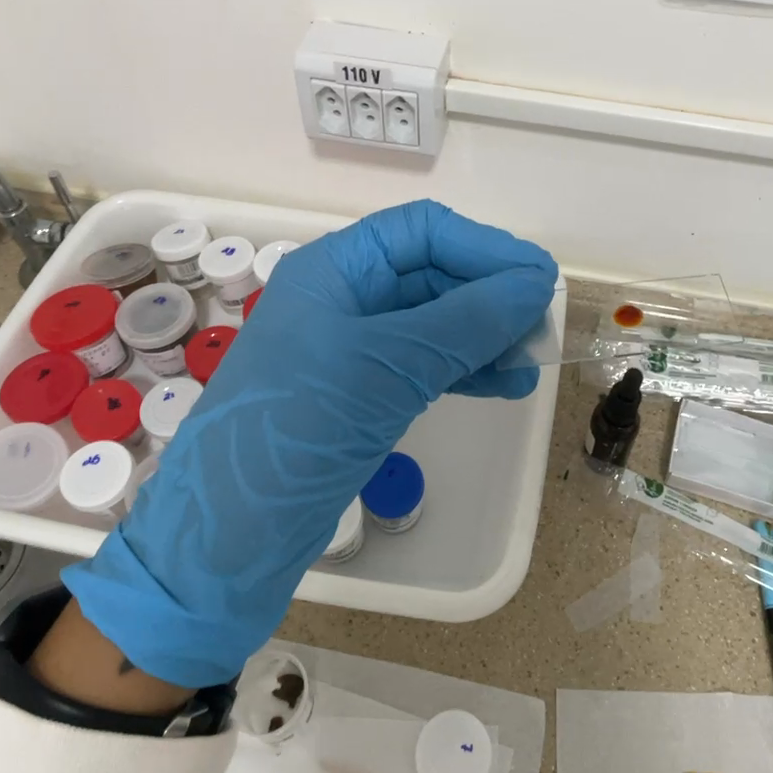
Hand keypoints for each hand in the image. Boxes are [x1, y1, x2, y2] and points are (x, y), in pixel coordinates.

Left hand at [60, 201, 557, 687]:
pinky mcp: (361, 397)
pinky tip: (507, 384)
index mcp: (334, 270)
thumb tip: (535, 285)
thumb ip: (466, 320)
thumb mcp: (387, 365)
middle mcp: (343, 300)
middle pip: (431, 275)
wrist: (230, 538)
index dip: (484, 248)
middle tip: (542, 322)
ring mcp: (351, 351)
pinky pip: (425, 367)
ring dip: (485, 336)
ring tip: (534, 359)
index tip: (539, 279)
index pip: (422, 233)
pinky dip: (466, 371)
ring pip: (433, 325)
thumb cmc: (299, 428)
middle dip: (489, 294)